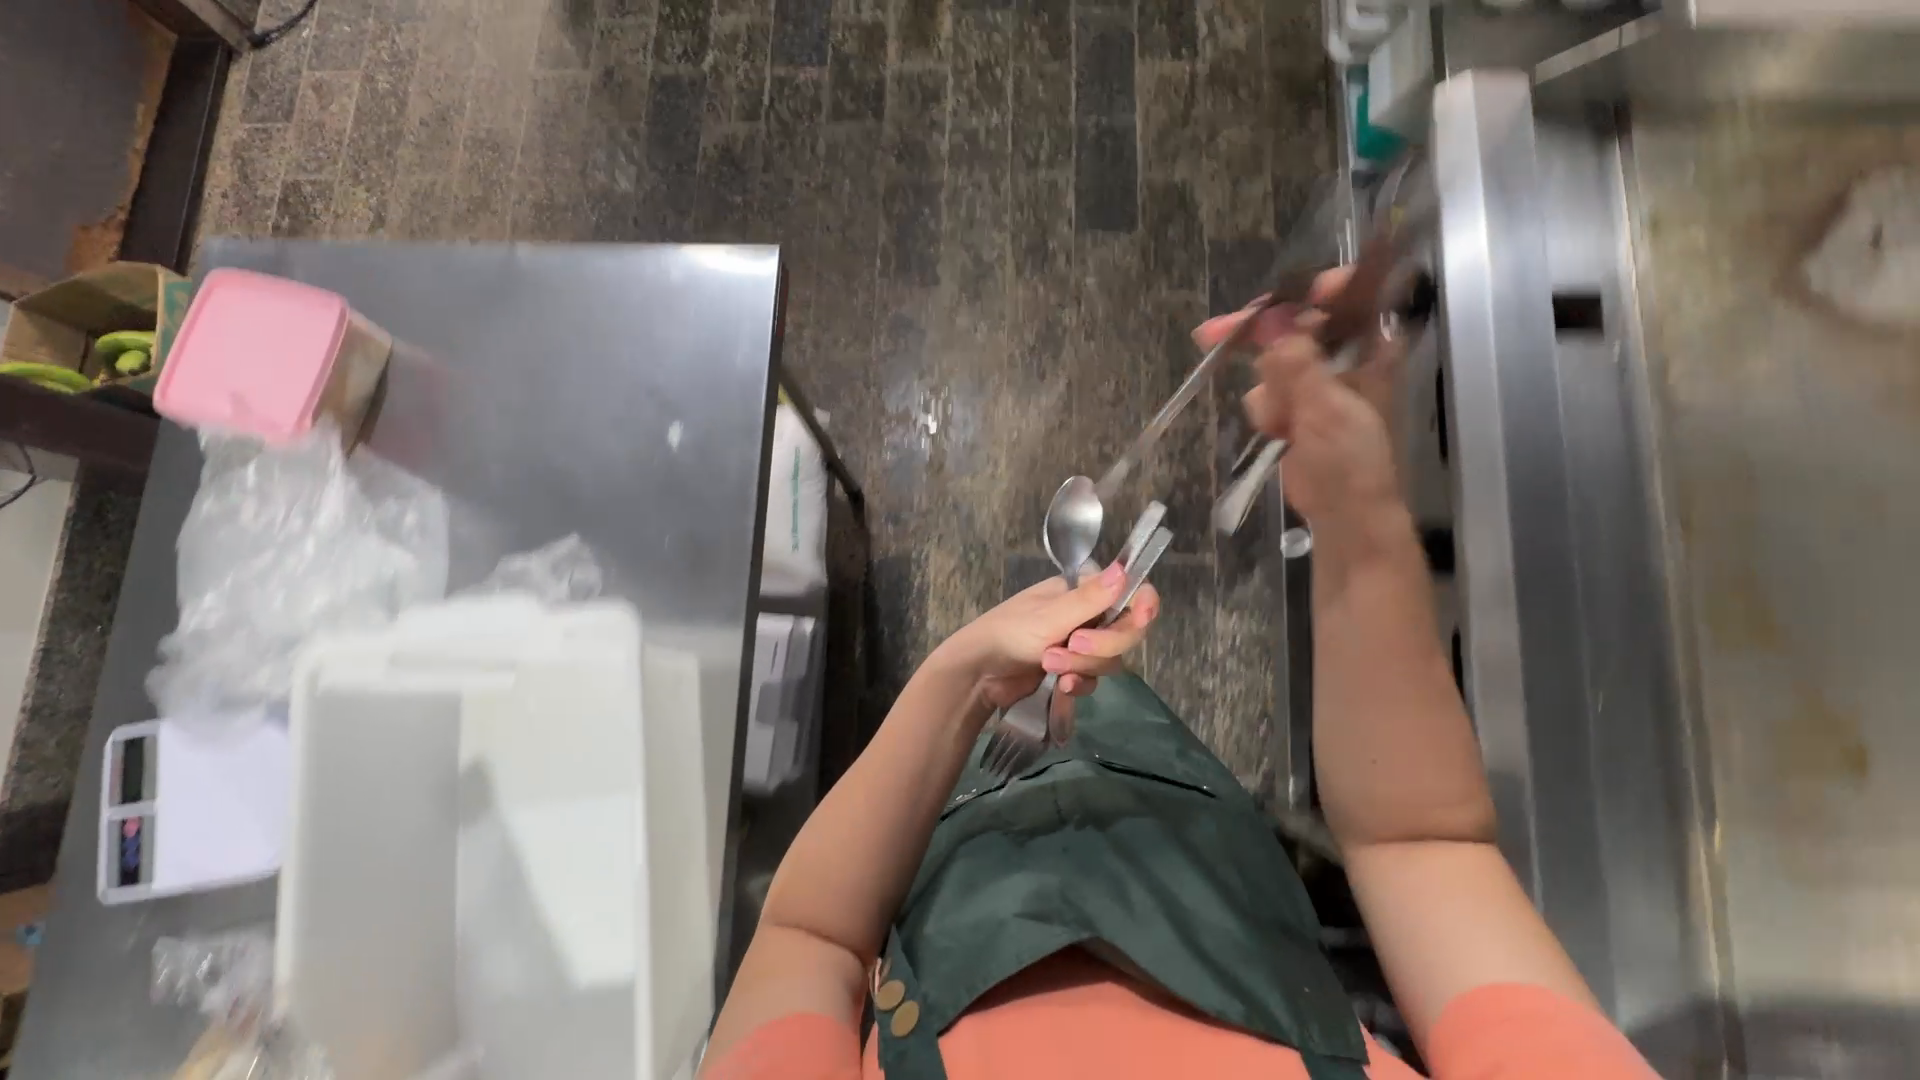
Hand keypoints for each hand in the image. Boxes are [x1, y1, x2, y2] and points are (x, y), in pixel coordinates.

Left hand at [932, 562, 1159, 709]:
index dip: (1142, 604)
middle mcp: (1085, 614)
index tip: (1141, 617)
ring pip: (1110, 659)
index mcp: (1080, 590)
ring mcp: (1079, 643)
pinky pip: (1094, 679)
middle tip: (1073, 644)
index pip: (1129, 591)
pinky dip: (1078, 683)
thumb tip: (1124, 568)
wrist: (978, 673)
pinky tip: (1059, 687)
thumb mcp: (1050, 615)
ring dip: (1082, 665)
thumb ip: (1090, 599)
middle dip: (1102, 644)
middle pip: (1125, 630)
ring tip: (1049, 664)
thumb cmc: (1009, 632)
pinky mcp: (1072, 671)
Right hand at [1192, 267, 1405, 523]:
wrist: (1342, 511)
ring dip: (1268, 390)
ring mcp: (1315, 382)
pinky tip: (1277, 433)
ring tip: (1281, 423)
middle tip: (1214, 333)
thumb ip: (1300, 364)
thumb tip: (1273, 325)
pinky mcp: (1293, 406)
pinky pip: (1264, 391)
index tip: (1283, 300)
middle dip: (1260, 335)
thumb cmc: (1351, 460)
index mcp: (1369, 349)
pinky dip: (1265, 410)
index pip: (1347, 298)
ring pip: (1272, 360)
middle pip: (1295, 323)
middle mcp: (1343, 358)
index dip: (1316, 291)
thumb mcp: (1328, 409)